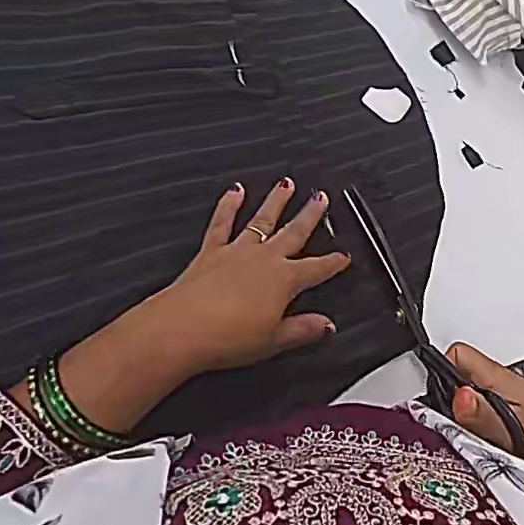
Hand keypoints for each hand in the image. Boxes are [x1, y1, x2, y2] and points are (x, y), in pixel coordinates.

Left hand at [54, 179, 350, 431]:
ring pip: (263, 220)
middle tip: (321, 199)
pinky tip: (234, 191)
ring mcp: (237, 251)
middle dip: (310, 215)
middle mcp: (263, 259)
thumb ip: (303, 329)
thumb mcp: (274, 340)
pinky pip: (222, 223)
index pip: (318, 268)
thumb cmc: (225, 336)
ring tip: (286, 184)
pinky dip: (228, 205)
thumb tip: (325, 326)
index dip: (333, 262)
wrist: (180, 330)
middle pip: (294, 232)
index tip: (343, 256)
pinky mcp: (211, 252)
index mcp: (284, 280)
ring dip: (276, 201)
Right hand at [445, 343, 523, 524]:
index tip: (426, 398)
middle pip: (459, 381)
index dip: (438, 370)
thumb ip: (485, 417)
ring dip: (458, 423)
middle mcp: (505, 393)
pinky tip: (476, 458)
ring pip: (469, 406)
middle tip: (438, 428)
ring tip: (458, 446)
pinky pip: (481, 426)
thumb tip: (457, 396)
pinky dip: (472, 438)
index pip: (458, 356)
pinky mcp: (512, 434)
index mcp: (505, 383)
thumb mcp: (518, 437)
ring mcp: (509, 413)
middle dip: (443, 400)